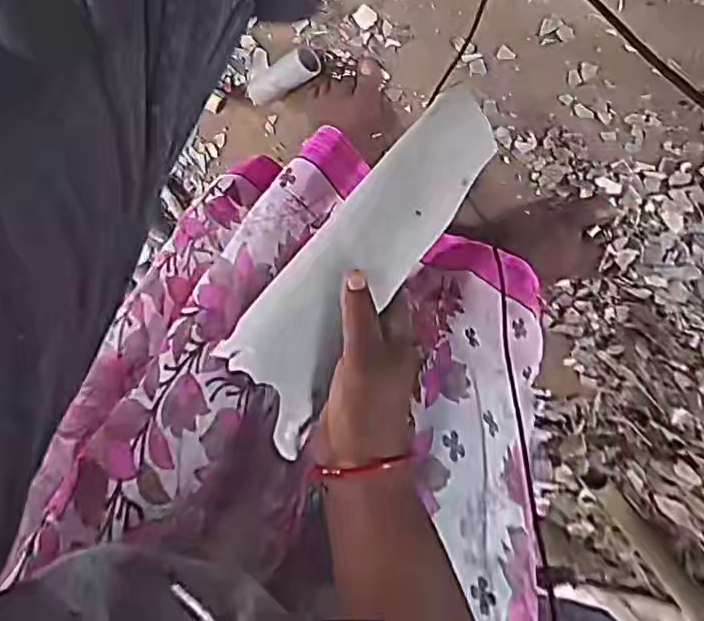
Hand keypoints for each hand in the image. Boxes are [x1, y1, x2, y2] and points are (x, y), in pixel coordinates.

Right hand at [316, 270, 419, 467]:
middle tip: (325, 258)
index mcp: (400, 335)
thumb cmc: (367, 402)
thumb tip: (355, 273)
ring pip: (349, 320)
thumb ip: (359, 312)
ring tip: (310, 277)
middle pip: (369, 304)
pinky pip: (333, 338)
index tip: (355, 247)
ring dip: (334, 305)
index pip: (392, 292)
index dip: (377, 271)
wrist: (353, 456)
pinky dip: (322, 325)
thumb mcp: (364, 352)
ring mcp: (362, 356)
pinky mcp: (340, 369)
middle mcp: (384, 342)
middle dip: (350, 285)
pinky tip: (304, 312)